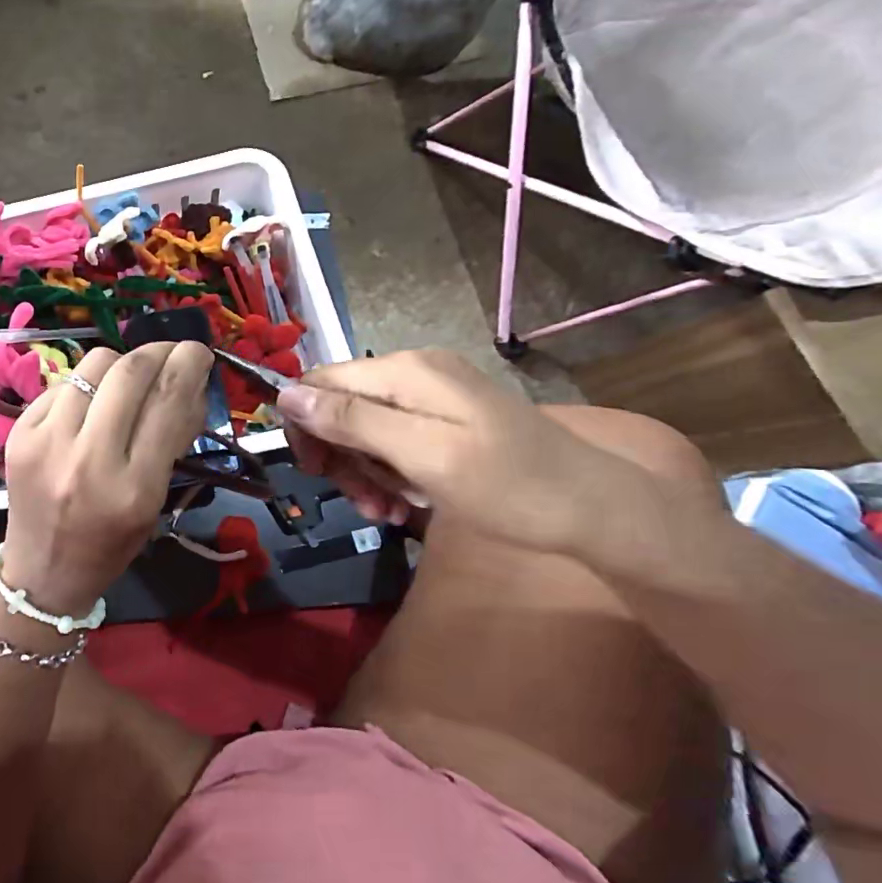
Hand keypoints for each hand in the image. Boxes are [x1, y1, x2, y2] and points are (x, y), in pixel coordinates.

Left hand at [0, 342, 213, 614]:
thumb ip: (174, 438)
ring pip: (94, 364)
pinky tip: (91, 405)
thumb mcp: (156, 499)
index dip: (189, 364)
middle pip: (131, 371)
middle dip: (159, 351)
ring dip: (121, 364)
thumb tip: (189, 380)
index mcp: (135, 487)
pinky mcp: (19, 432)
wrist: (43, 574)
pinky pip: (64, 382)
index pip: (169, 401)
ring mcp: (47, 442)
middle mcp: (89, 460)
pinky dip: (87, 384)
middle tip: (171, 353)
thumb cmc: (112, 543)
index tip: (198, 352)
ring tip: (128, 381)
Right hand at [278, 349, 648, 555]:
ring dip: (367, 474)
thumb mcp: (423, 454)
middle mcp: (415, 373)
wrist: (595, 510)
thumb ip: (354, 420)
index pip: (321, 381)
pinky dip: (393, 475)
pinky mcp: (449, 422)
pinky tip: (408, 506)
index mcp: (405, 370)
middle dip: (342, 457)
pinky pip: (398, 442)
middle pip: (343, 407)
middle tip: (362, 502)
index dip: (305, 424)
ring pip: (367, 430)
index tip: (316, 473)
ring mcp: (435, 397)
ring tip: (389, 512)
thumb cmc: (508, 485)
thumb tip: (286, 393)